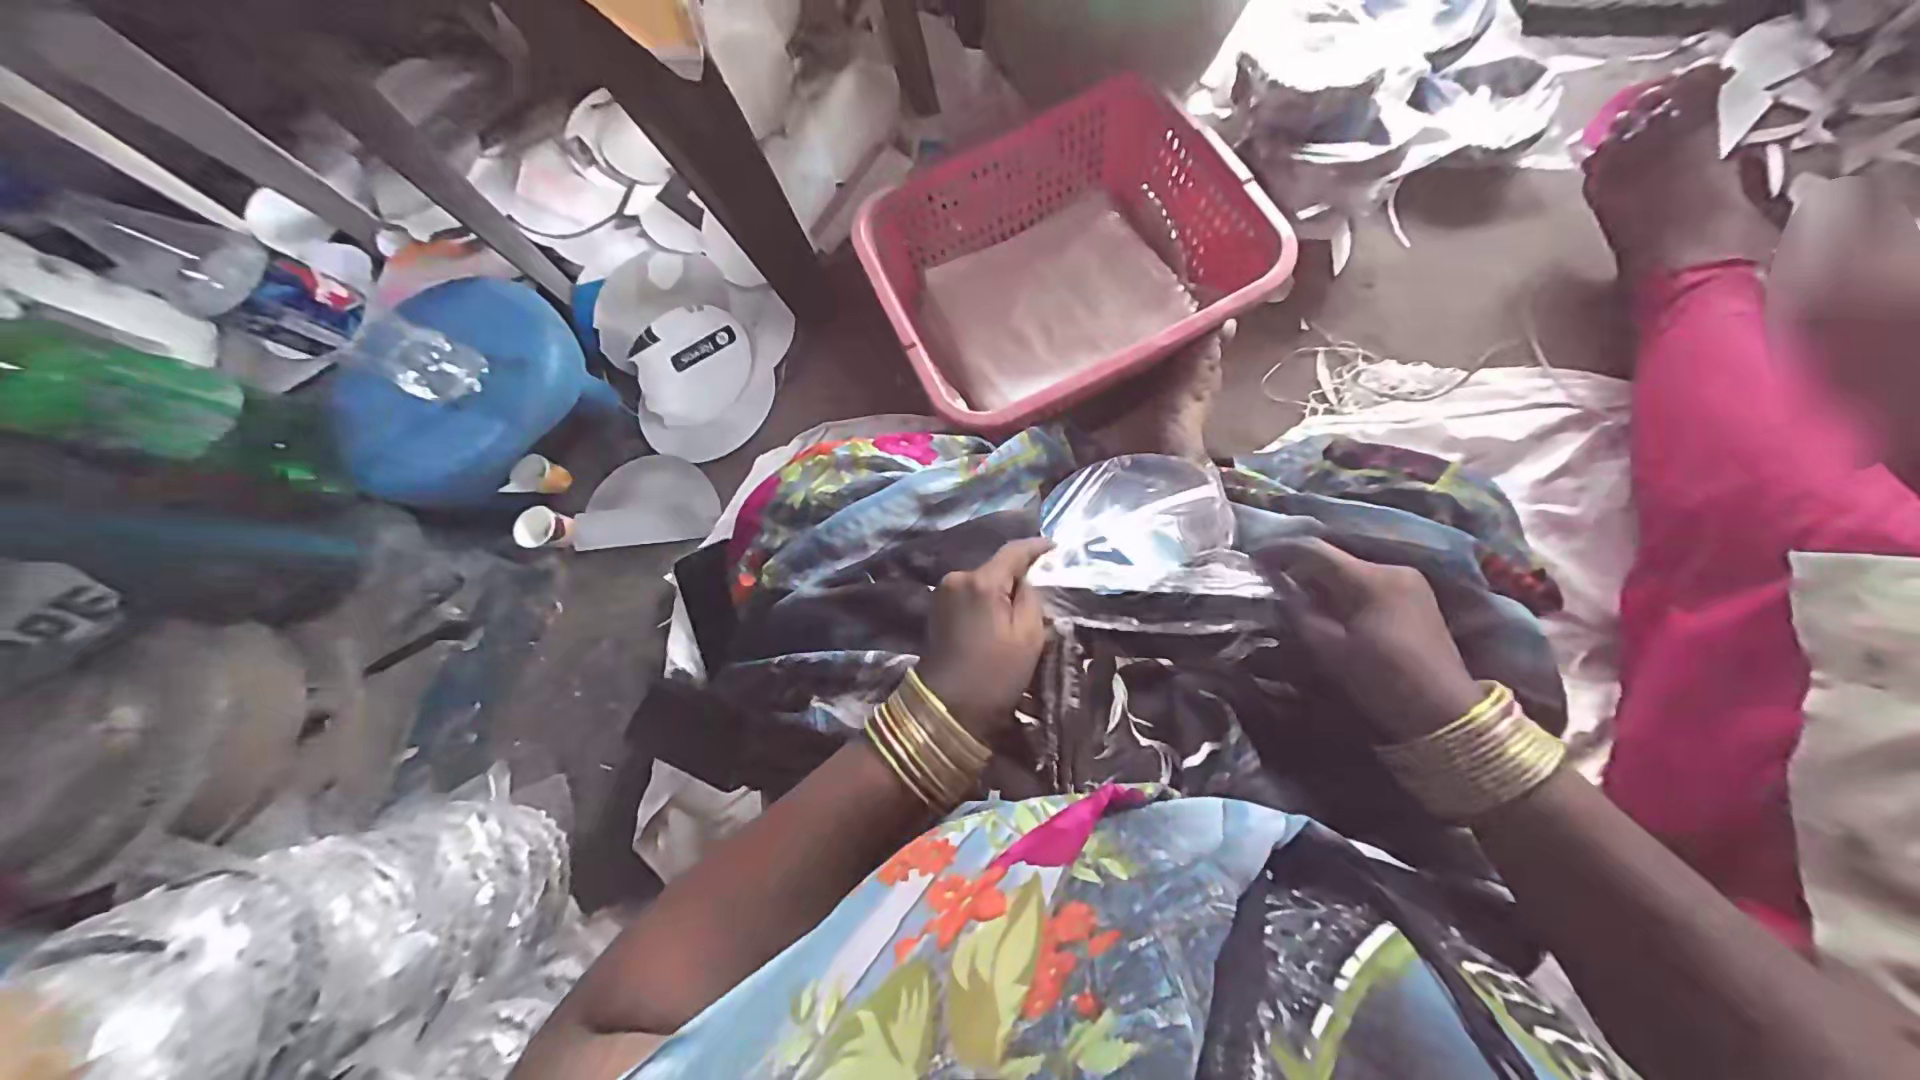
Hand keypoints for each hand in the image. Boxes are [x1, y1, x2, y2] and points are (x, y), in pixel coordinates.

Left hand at [915, 538, 1053, 739]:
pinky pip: (970, 593)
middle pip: (996, 567)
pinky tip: (998, 616)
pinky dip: (986, 600)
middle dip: (1018, 574)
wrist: (946, 706)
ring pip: (983, 581)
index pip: (1013, 551)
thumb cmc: (993, 674)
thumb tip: (1025, 580)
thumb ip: (1031, 598)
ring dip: (1001, 589)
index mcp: (981, 582)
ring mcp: (943, 592)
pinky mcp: (937, 607)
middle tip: (1043, 587)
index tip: (1055, 547)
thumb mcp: (1028, 637)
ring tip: (1021, 606)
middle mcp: (958, 578)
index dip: (1036, 547)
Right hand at [1257, 538, 1484, 742]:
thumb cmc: (1382, 680)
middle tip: (1268, 578)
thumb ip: (1296, 610)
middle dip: (1298, 566)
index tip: (1251, 558)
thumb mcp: (1328, 648)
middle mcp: (1393, 569)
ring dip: (1320, 579)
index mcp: (1371, 579)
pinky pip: (1367, 582)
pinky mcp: (1416, 597)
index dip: (1278, 550)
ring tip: (1292, 593)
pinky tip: (1326, 605)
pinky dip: (1341, 589)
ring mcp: (1409, 582)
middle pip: (1333, 558)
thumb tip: (1274, 584)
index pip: (1314, 550)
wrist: (1445, 714)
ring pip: (1349, 570)